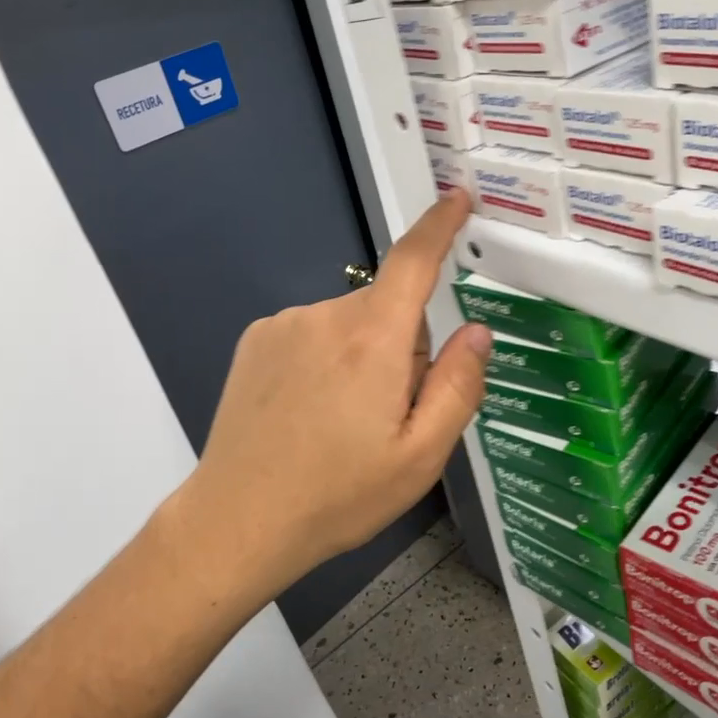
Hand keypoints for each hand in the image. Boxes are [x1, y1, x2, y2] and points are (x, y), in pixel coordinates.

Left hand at [171, 190, 491, 593]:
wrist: (239, 519)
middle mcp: (326, 316)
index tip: (456, 199)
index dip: (439, 226)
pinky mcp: (256, 339)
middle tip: (386, 417)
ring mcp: (284, 324)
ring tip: (338, 424)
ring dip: (360, 357)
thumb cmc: (339, 495)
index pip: (413, 262)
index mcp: (373, 342)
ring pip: (349, 325)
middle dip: (401, 349)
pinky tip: (304, 412)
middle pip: (387, 310)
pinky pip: (312, 333)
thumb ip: (458, 387)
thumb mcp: (420, 457)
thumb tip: (477, 332)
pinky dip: (323, 360)